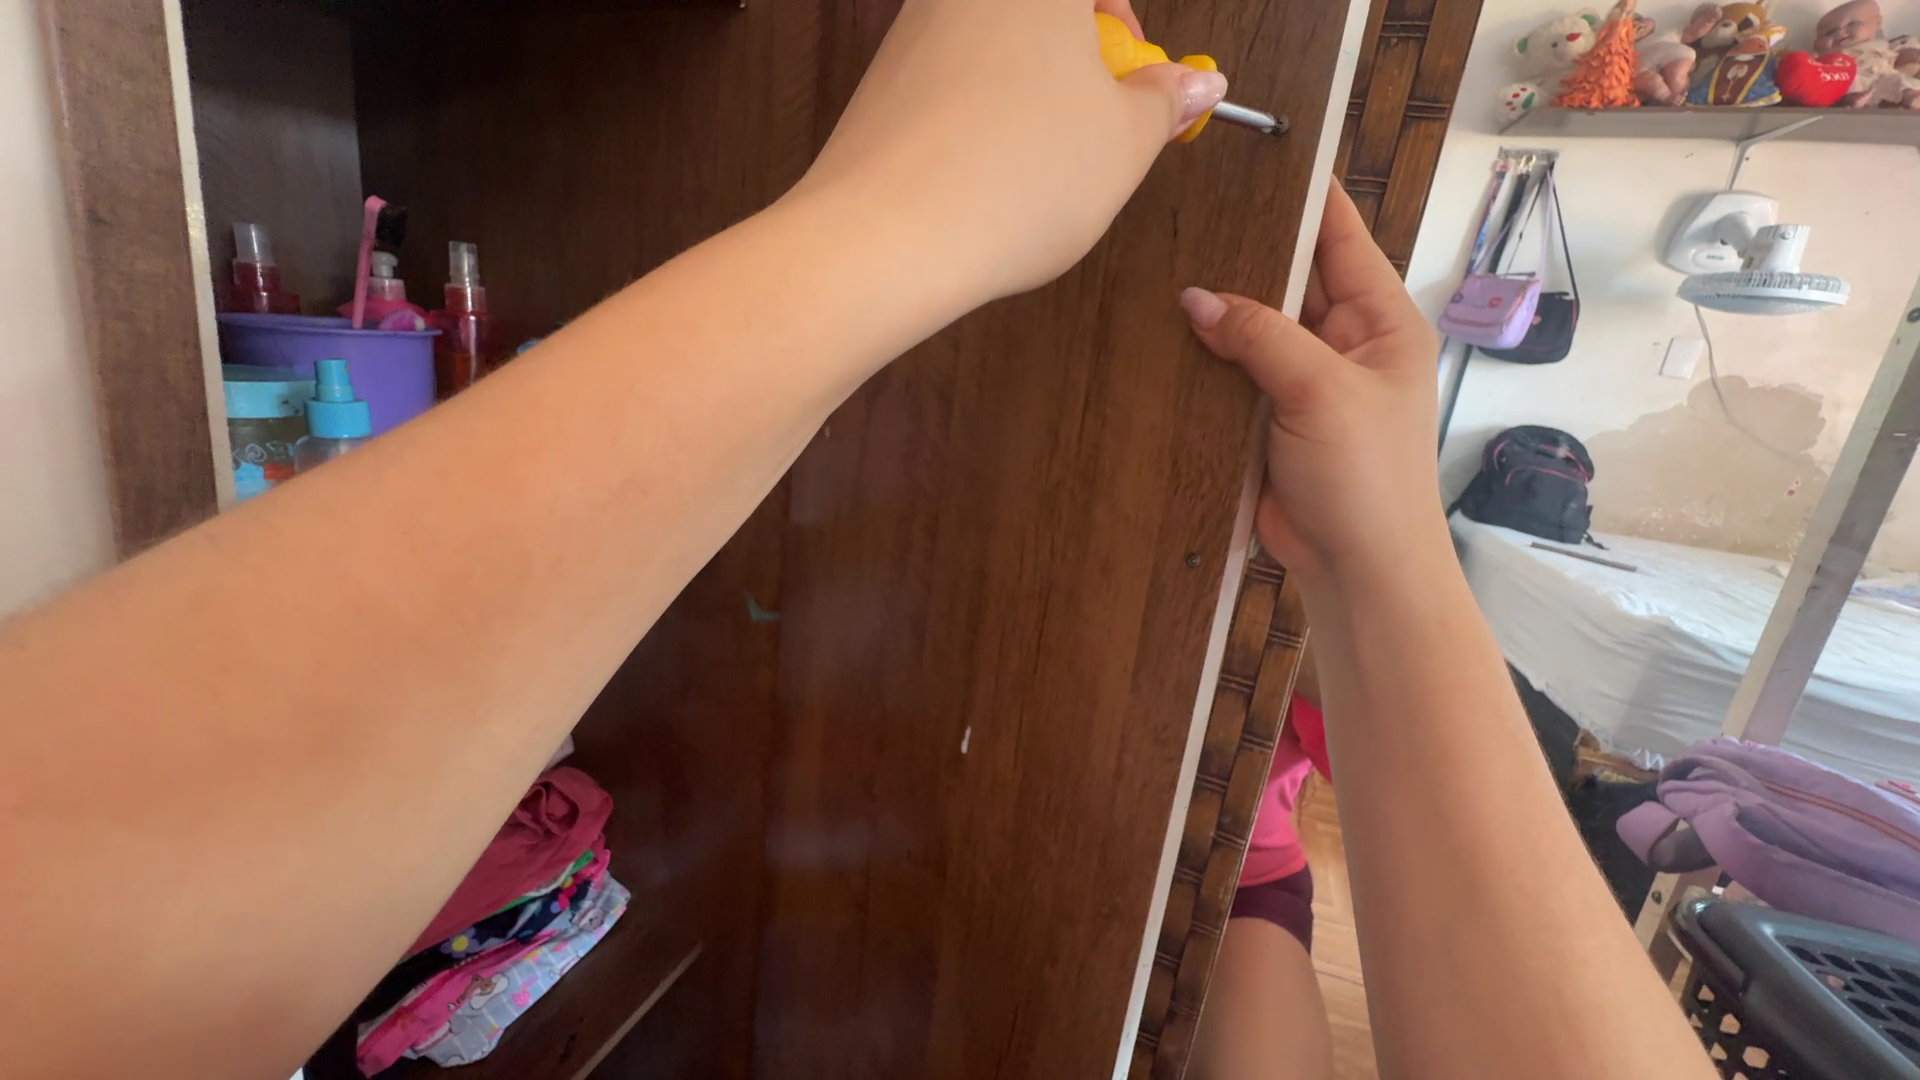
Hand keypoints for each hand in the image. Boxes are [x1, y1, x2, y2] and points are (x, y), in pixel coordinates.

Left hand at [793, 0, 1228, 302]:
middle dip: (1073, 57)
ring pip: (991, 48)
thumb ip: (1162, 104)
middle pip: (1039, 15)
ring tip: (1032, 164)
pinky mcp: (879, 82)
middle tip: (1087, 122)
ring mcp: (912, 28)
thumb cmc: (1026, 179)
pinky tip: (979, 178)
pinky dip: (977, 117)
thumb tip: (1197, 83)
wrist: (890, 238)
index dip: (1118, 26)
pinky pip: (947, 83)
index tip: (1128, 70)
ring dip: (1026, 90)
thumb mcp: (1122, 147)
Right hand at [1180, 185, 1445, 582]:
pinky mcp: (1265, 420)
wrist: (1354, 563)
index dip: (1306, 200)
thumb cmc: (1364, 473)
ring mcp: (1299, 384)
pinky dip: (1204, 363)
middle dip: (1242, 259)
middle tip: (1183, 223)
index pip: (1340, 240)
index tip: (1259, 162)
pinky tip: (1164, 341)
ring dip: (1216, 315)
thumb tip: (1194, 298)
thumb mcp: (1320, 390)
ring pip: (1252, 333)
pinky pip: (1232, 378)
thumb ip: (1260, 336)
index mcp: (1377, 321)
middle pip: (1288, 284)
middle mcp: (1339, 344)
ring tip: (1160, 274)